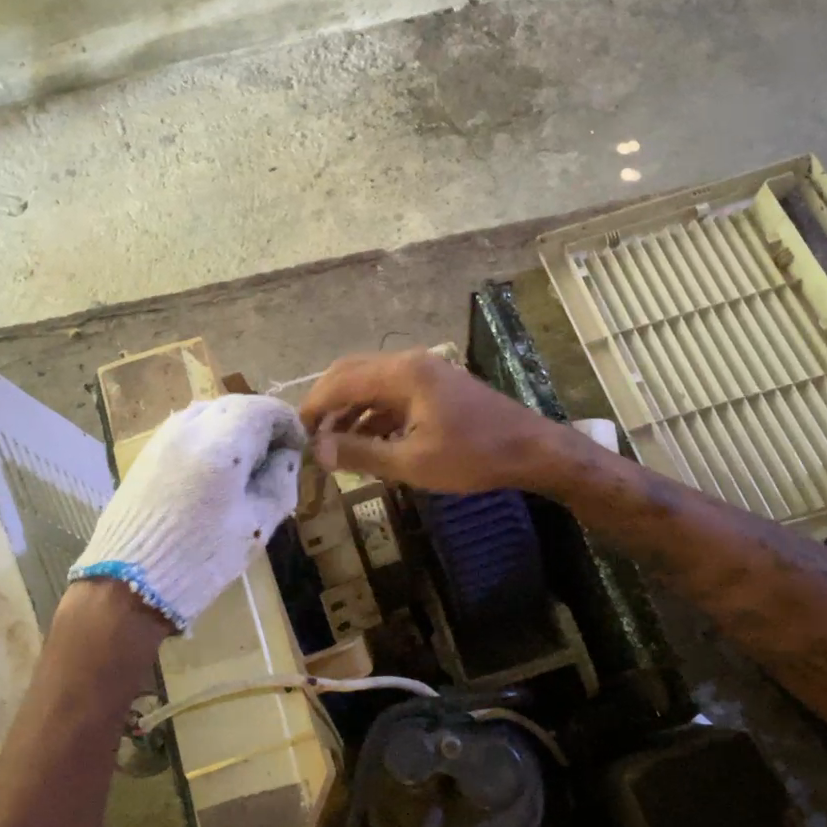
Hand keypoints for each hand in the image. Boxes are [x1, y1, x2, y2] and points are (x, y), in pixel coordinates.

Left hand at [70, 395, 304, 631]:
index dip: (290, 426)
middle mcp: (190, 426)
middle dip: (261, 426)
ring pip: (209, 414)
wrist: (128, 584)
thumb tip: (286, 456)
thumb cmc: (203, 558)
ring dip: (234, 430)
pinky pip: (187, 430)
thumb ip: (280, 480)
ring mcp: (162, 436)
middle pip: (236, 405)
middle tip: (274, 461)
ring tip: (244, 469)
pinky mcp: (146, 452)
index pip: (266, 409)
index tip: (298, 453)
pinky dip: (208, 439)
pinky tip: (213, 475)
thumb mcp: (258, 523)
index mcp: (223, 441)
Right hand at [298, 349, 568, 492]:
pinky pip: (391, 394)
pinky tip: (366, 443)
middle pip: (351, 374)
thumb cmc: (472, 457)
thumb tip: (319, 450)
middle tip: (309, 437)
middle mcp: (409, 363)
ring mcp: (424, 372)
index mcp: (401, 374)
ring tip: (333, 446)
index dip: (314, 407)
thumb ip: (362, 453)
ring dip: (349, 411)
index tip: (296, 434)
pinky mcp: (435, 387)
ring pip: (370, 384)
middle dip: (327, 404)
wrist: (531, 450)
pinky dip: (372, 415)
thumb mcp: (412, 462)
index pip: (340, 381)